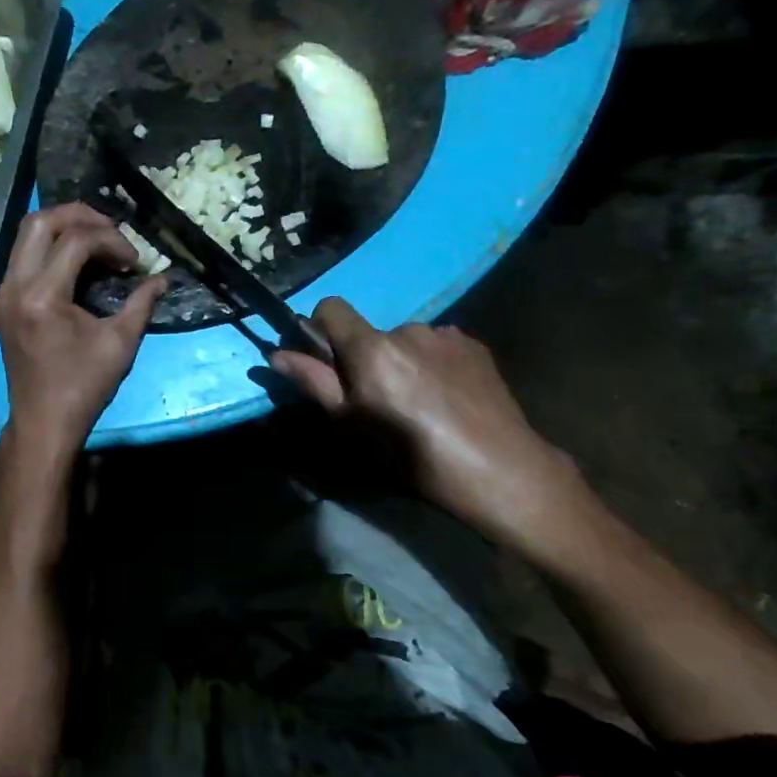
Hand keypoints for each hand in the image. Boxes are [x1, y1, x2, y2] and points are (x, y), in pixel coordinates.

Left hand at [0, 203, 167, 453]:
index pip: (75, 241)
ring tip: (98, 241)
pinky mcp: (4, 301)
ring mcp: (3, 293)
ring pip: (26, 234)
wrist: (43, 422)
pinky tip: (78, 262)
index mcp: (42, 297)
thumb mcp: (120, 343)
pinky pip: (23, 257)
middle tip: (112, 230)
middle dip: (80, 216)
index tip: (133, 262)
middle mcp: (14, 286)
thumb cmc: (83, 387)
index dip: (111, 240)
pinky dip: (50, 248)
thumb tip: (163, 278)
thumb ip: (141, 302)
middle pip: (39, 221)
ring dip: (63, 228)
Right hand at [270, 298, 592, 547]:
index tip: (328, 362)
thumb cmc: (411, 454)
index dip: (321, 328)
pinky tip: (447, 396)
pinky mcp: (475, 345)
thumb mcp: (351, 424)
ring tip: (419, 402)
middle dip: (366, 356)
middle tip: (379, 400)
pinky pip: (437, 345)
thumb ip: (314, 382)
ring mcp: (446, 334)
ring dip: (402, 360)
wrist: (500, 469)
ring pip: (405, 340)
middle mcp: (408, 329)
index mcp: (372, 348)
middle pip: (370, 331)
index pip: (332, 307)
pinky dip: (432, 363)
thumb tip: (276, 354)